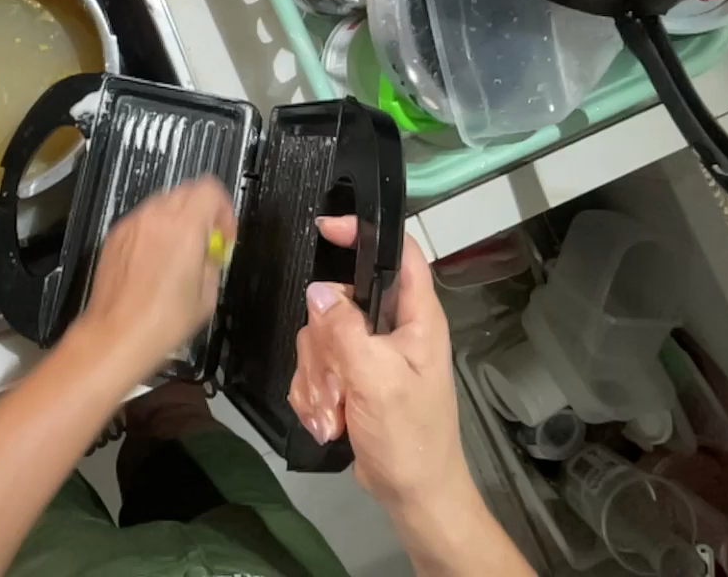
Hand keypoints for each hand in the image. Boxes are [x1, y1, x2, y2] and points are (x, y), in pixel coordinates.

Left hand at [75, 177, 235, 373]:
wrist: (117, 335)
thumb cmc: (162, 322)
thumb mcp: (207, 296)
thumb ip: (212, 261)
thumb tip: (211, 253)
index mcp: (185, 227)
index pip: (210, 189)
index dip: (224, 209)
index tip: (223, 234)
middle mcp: (156, 217)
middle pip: (186, 190)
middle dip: (202, 212)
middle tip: (206, 242)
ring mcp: (132, 223)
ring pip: (162, 202)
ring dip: (177, 219)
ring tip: (179, 253)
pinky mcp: (115, 235)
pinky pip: (141, 219)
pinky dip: (154, 230)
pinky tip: (155, 261)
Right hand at [287, 216, 462, 509]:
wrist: (413, 498)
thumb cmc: (411, 439)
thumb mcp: (378, 380)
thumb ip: (345, 330)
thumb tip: (317, 290)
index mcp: (414, 317)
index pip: (397, 252)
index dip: (364, 232)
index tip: (325, 229)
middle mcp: (389, 327)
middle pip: (337, 300)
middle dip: (324, 345)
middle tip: (337, 380)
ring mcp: (366, 351)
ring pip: (318, 335)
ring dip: (317, 377)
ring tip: (335, 412)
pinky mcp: (348, 375)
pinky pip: (313, 365)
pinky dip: (313, 393)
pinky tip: (328, 420)